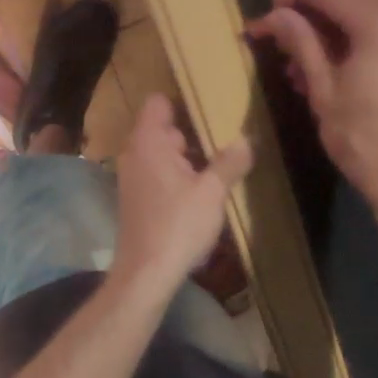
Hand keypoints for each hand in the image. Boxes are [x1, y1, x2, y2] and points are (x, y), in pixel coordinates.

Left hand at [113, 94, 253, 291]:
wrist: (146, 274)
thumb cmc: (179, 226)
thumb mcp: (212, 193)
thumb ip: (229, 162)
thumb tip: (246, 140)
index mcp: (148, 142)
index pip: (158, 103)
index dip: (182, 103)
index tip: (209, 112)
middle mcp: (133, 155)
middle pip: (162, 130)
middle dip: (190, 136)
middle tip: (220, 146)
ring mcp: (130, 180)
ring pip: (160, 157)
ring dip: (185, 162)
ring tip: (214, 173)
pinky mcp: (134, 203)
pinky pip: (156, 178)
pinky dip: (174, 181)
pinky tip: (196, 198)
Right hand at [246, 0, 377, 218]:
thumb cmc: (363, 140)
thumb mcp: (324, 91)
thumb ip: (301, 44)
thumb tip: (274, 14)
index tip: (262, 19)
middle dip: (309, 15)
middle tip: (276, 38)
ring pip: (363, 14)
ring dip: (328, 31)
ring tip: (295, 63)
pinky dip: (352, 41)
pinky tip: (326, 66)